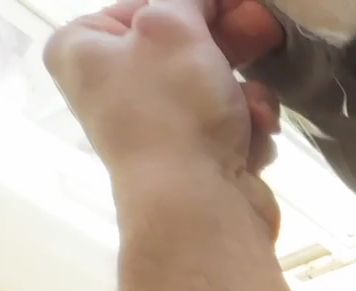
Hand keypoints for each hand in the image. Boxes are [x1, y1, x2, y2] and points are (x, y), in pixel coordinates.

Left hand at [45, 0, 286, 234]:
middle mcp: (116, 89)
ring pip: (220, 95)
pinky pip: (234, 133)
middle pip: (187, 52)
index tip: (244, 4)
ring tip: (259, 114)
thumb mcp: (175, 29)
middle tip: (270, 31)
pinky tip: (255, 144)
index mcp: (86, 48)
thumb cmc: (174, 110)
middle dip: (232, 50)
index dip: (200, 4)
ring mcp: (162, 132)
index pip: (146, 6)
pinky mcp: (202, 165)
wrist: (201, 206)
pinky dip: (251, 135)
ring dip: (249, 101)